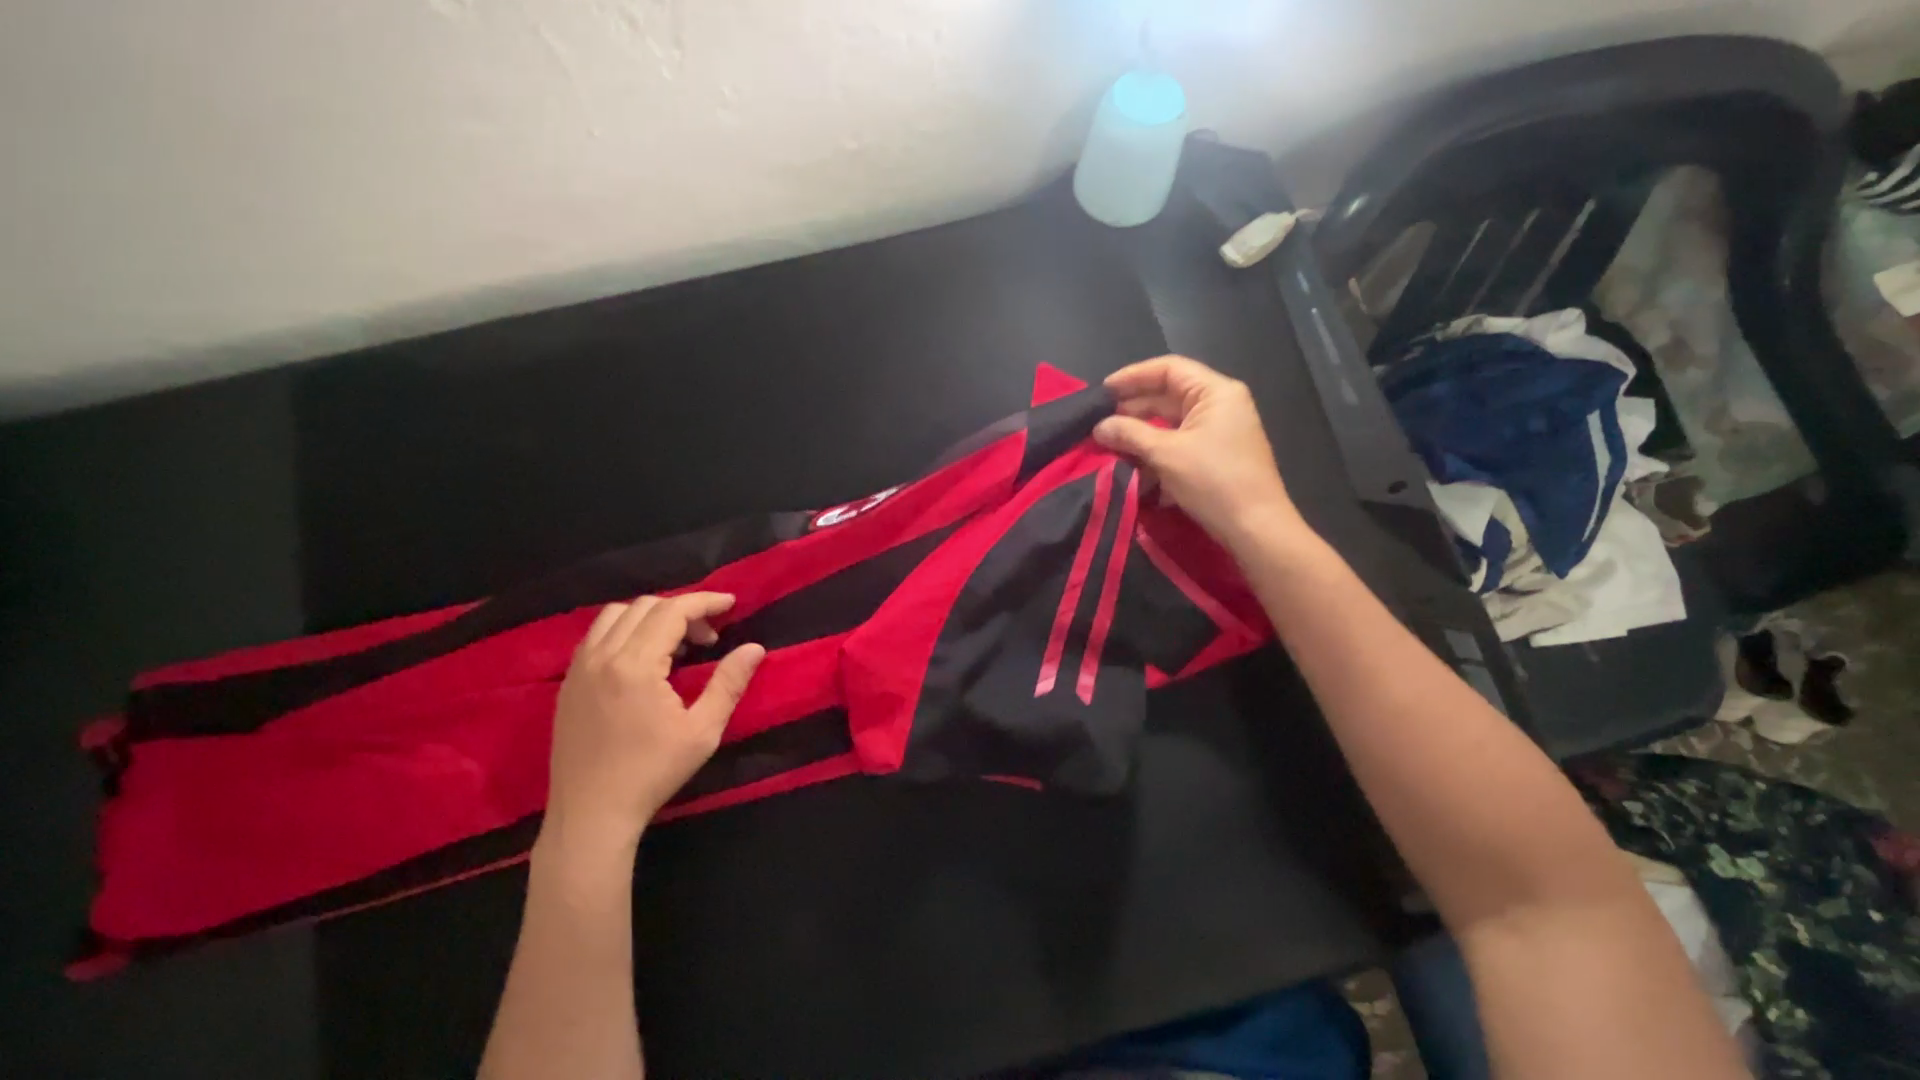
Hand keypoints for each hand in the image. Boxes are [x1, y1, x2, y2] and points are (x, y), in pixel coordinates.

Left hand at [541, 592, 764, 856]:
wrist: (592, 813)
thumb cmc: (651, 774)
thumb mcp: (702, 732)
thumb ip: (728, 684)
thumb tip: (755, 648)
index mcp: (635, 665)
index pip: (672, 611)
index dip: (704, 602)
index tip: (731, 605)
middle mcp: (602, 656)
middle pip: (644, 606)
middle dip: (682, 610)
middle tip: (709, 638)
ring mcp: (579, 668)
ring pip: (615, 615)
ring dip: (650, 617)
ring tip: (675, 645)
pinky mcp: (568, 682)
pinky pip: (595, 636)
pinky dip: (624, 631)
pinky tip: (642, 660)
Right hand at [1093, 356, 1306, 549]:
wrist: (1255, 529)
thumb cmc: (1214, 481)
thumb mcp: (1166, 454)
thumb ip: (1129, 434)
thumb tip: (1099, 427)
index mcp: (1215, 392)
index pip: (1168, 369)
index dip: (1132, 377)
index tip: (1102, 393)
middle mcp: (1220, 405)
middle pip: (1168, 396)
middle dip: (1132, 411)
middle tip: (1098, 424)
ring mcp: (1219, 432)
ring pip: (1170, 423)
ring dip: (1140, 435)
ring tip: (1109, 446)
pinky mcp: (1215, 457)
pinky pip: (1179, 444)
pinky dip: (1155, 453)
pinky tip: (1132, 467)